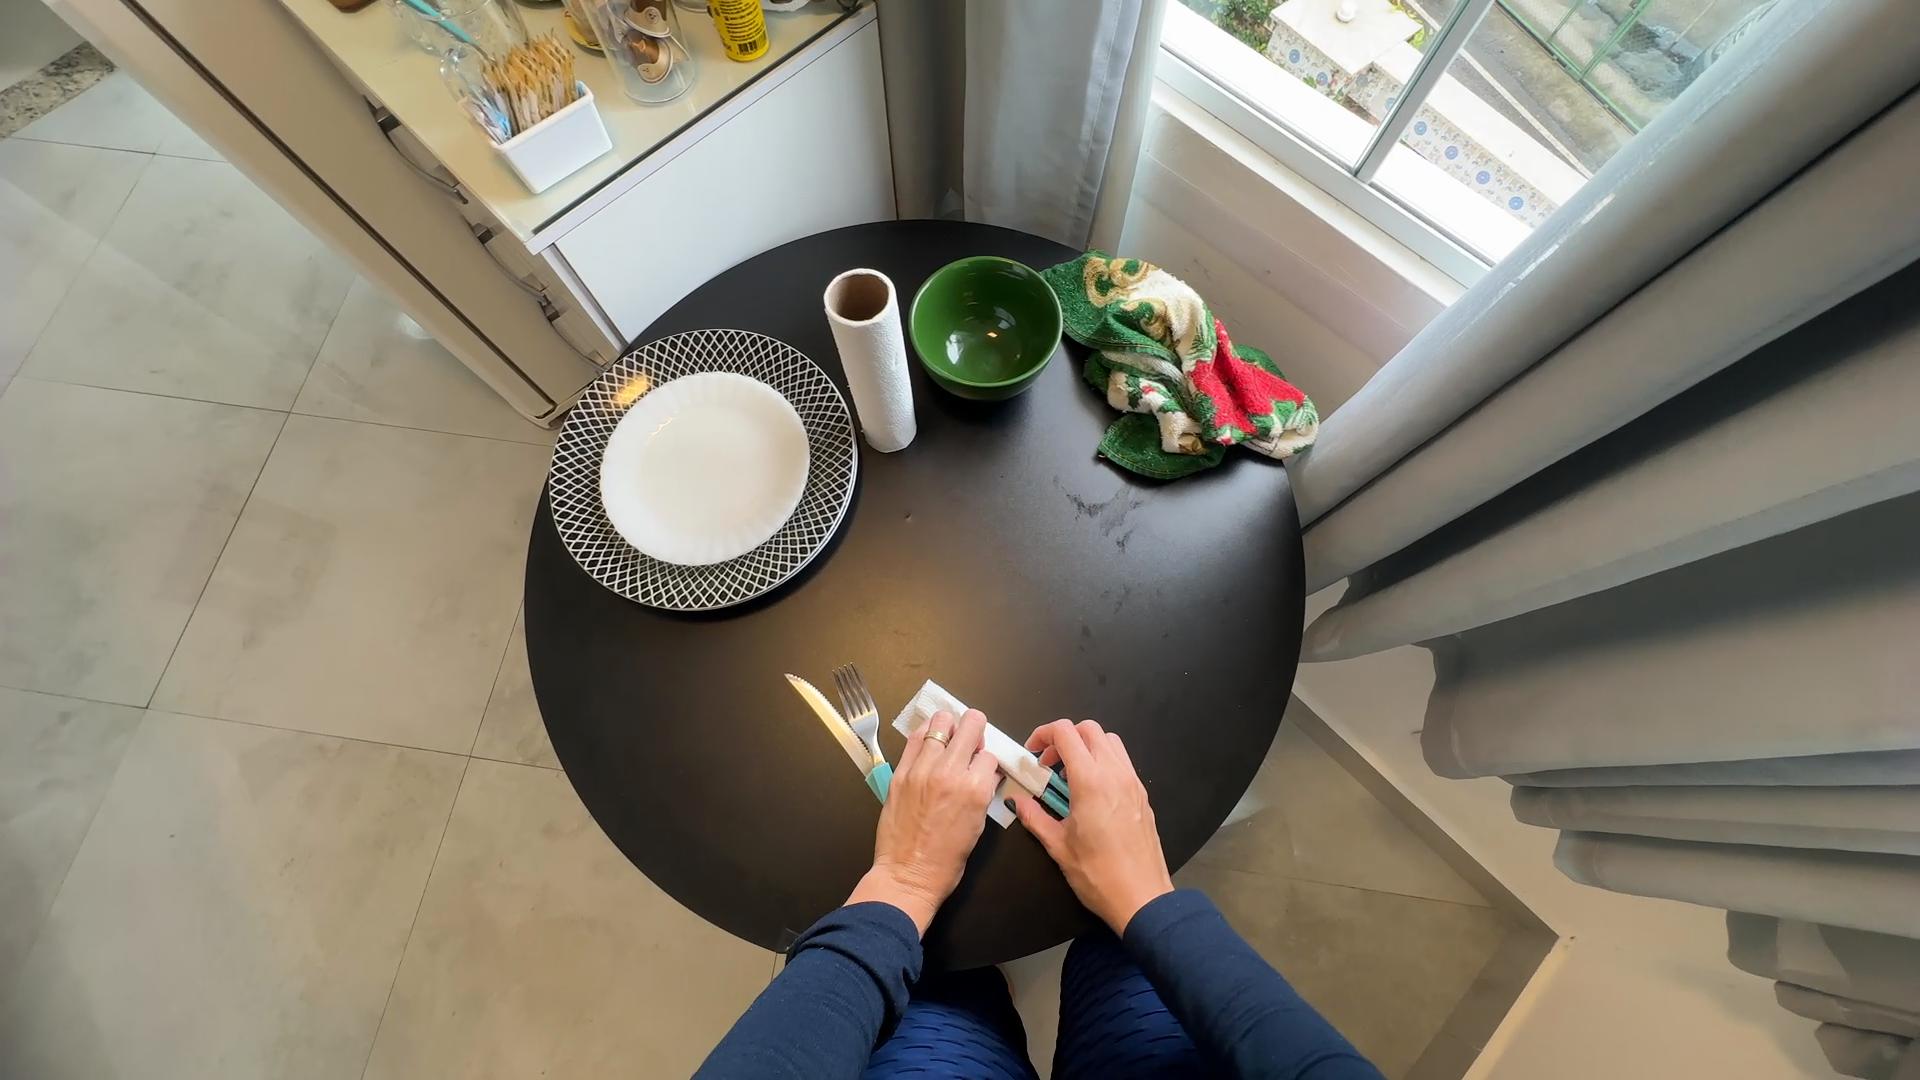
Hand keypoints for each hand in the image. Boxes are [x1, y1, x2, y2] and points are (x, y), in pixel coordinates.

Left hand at [846, 709, 1000, 933]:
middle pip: (971, 725)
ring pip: (941, 722)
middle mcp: (950, 772)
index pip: (990, 755)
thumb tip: (987, 772)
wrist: (907, 875)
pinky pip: (915, 737)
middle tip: (971, 740)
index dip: (988, 760)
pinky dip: (925, 734)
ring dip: (949, 727)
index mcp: (975, 789)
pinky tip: (928, 741)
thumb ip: (984, 791)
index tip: (982, 767)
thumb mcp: (978, 825)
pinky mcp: (901, 772)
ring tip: (948, 738)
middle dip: (975, 730)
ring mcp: (923, 769)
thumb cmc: (946, 860)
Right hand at [1011, 719, 1173, 934]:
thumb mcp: (1058, 846)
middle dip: (1064, 738)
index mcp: (1090, 780)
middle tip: (1049, 764)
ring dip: (1086, 746)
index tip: (1032, 754)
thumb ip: (1034, 817)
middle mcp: (1114, 773)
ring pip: (1109, 740)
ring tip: (1070, 775)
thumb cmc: (1097, 874)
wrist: (1143, 899)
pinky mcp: (1142, 794)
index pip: (1065, 733)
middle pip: (1088, 729)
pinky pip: (1122, 760)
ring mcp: (1132, 781)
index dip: (1043, 734)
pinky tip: (1092, 790)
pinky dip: (1103, 760)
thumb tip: (1017, 801)